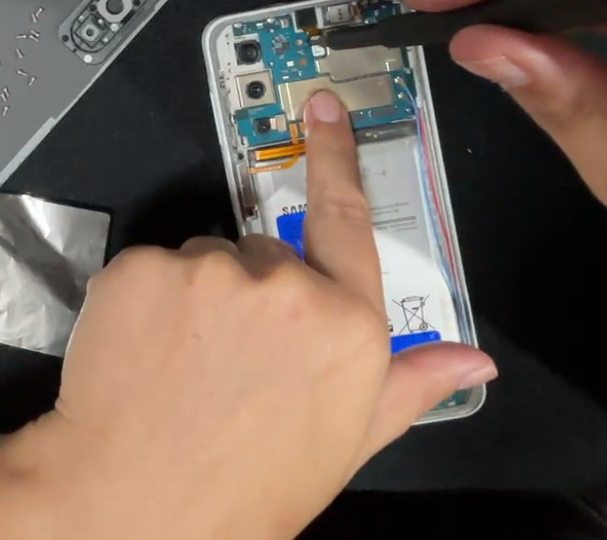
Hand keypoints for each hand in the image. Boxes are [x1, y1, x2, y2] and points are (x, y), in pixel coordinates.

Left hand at [7, 92, 495, 539]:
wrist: (133, 504)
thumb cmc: (248, 484)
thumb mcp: (344, 442)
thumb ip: (406, 386)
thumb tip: (474, 359)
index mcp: (345, 325)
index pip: (346, 219)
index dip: (336, 156)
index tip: (326, 106)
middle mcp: (281, 285)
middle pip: (264, 250)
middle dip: (252, 289)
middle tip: (231, 354)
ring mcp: (205, 269)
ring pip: (204, 257)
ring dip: (198, 293)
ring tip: (187, 359)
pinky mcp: (142, 265)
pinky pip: (153, 264)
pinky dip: (149, 295)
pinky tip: (148, 346)